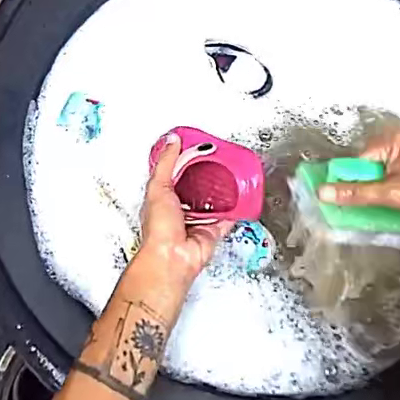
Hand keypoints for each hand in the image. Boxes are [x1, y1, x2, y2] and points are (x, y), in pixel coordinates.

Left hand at [127, 134, 233, 300]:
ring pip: (211, 201)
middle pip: (194, 186)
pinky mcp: (212, 230)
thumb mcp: (158, 187)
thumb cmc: (159, 230)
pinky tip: (241, 199)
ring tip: (230, 175)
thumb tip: (171, 141)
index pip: (173, 172)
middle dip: (204, 175)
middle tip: (216, 160)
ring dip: (219, 191)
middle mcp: (179, 209)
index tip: (194, 146)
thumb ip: (166, 163)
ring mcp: (196, 220)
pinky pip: (227, 218)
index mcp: (162, 198)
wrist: (172, 258)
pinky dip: (235, 210)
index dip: (183, 159)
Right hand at [316, 120, 399, 224]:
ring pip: (378, 178)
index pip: (356, 161)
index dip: (345, 180)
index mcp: (391, 141)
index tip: (333, 198)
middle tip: (352, 209)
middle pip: (366, 169)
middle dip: (359, 188)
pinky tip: (385, 210)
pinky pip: (390, 183)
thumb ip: (356, 193)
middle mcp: (398, 145)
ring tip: (370, 212)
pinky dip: (385, 196)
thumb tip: (324, 192)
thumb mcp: (391, 194)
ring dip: (372, 195)